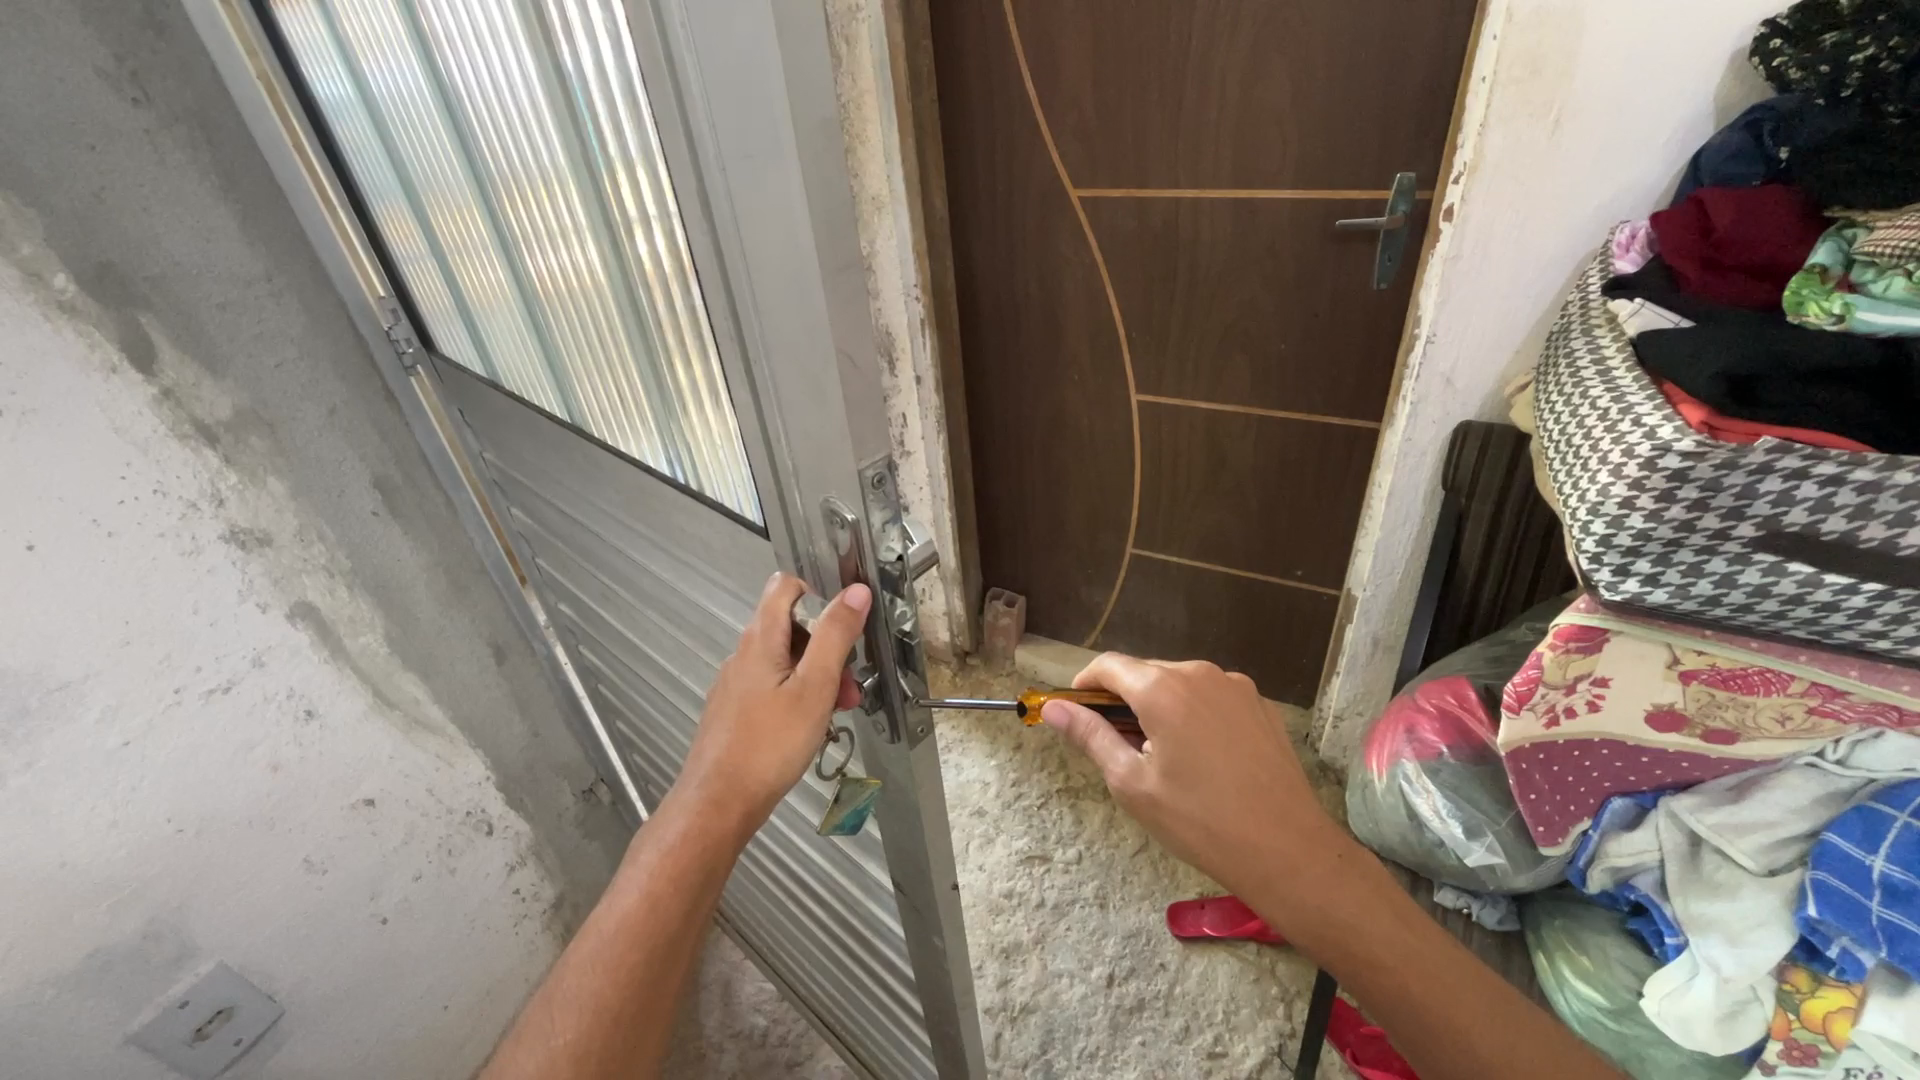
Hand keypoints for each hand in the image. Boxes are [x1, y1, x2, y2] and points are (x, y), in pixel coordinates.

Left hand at [666, 573, 870, 840]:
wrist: (719, 803)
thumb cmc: (771, 743)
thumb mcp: (815, 687)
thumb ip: (835, 635)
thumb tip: (856, 590)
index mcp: (760, 639)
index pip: (785, 587)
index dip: (819, 597)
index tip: (842, 630)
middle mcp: (743, 654)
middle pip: (790, 628)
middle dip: (827, 648)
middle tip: (849, 686)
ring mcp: (736, 684)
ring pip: (785, 662)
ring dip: (817, 677)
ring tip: (837, 712)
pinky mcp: (735, 711)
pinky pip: (773, 688)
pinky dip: (798, 697)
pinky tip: (810, 729)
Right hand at [1040, 655, 1358, 915]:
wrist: (1287, 849)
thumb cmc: (1199, 821)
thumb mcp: (1132, 783)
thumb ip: (1090, 736)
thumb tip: (1053, 709)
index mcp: (1162, 689)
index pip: (1109, 665)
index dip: (1085, 685)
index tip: (1076, 712)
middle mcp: (1200, 674)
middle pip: (1145, 672)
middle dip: (1123, 699)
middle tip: (1117, 745)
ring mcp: (1236, 687)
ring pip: (1181, 683)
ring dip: (1161, 706)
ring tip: (1163, 755)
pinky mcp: (1261, 706)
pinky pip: (1213, 697)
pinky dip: (1195, 714)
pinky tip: (1204, 757)